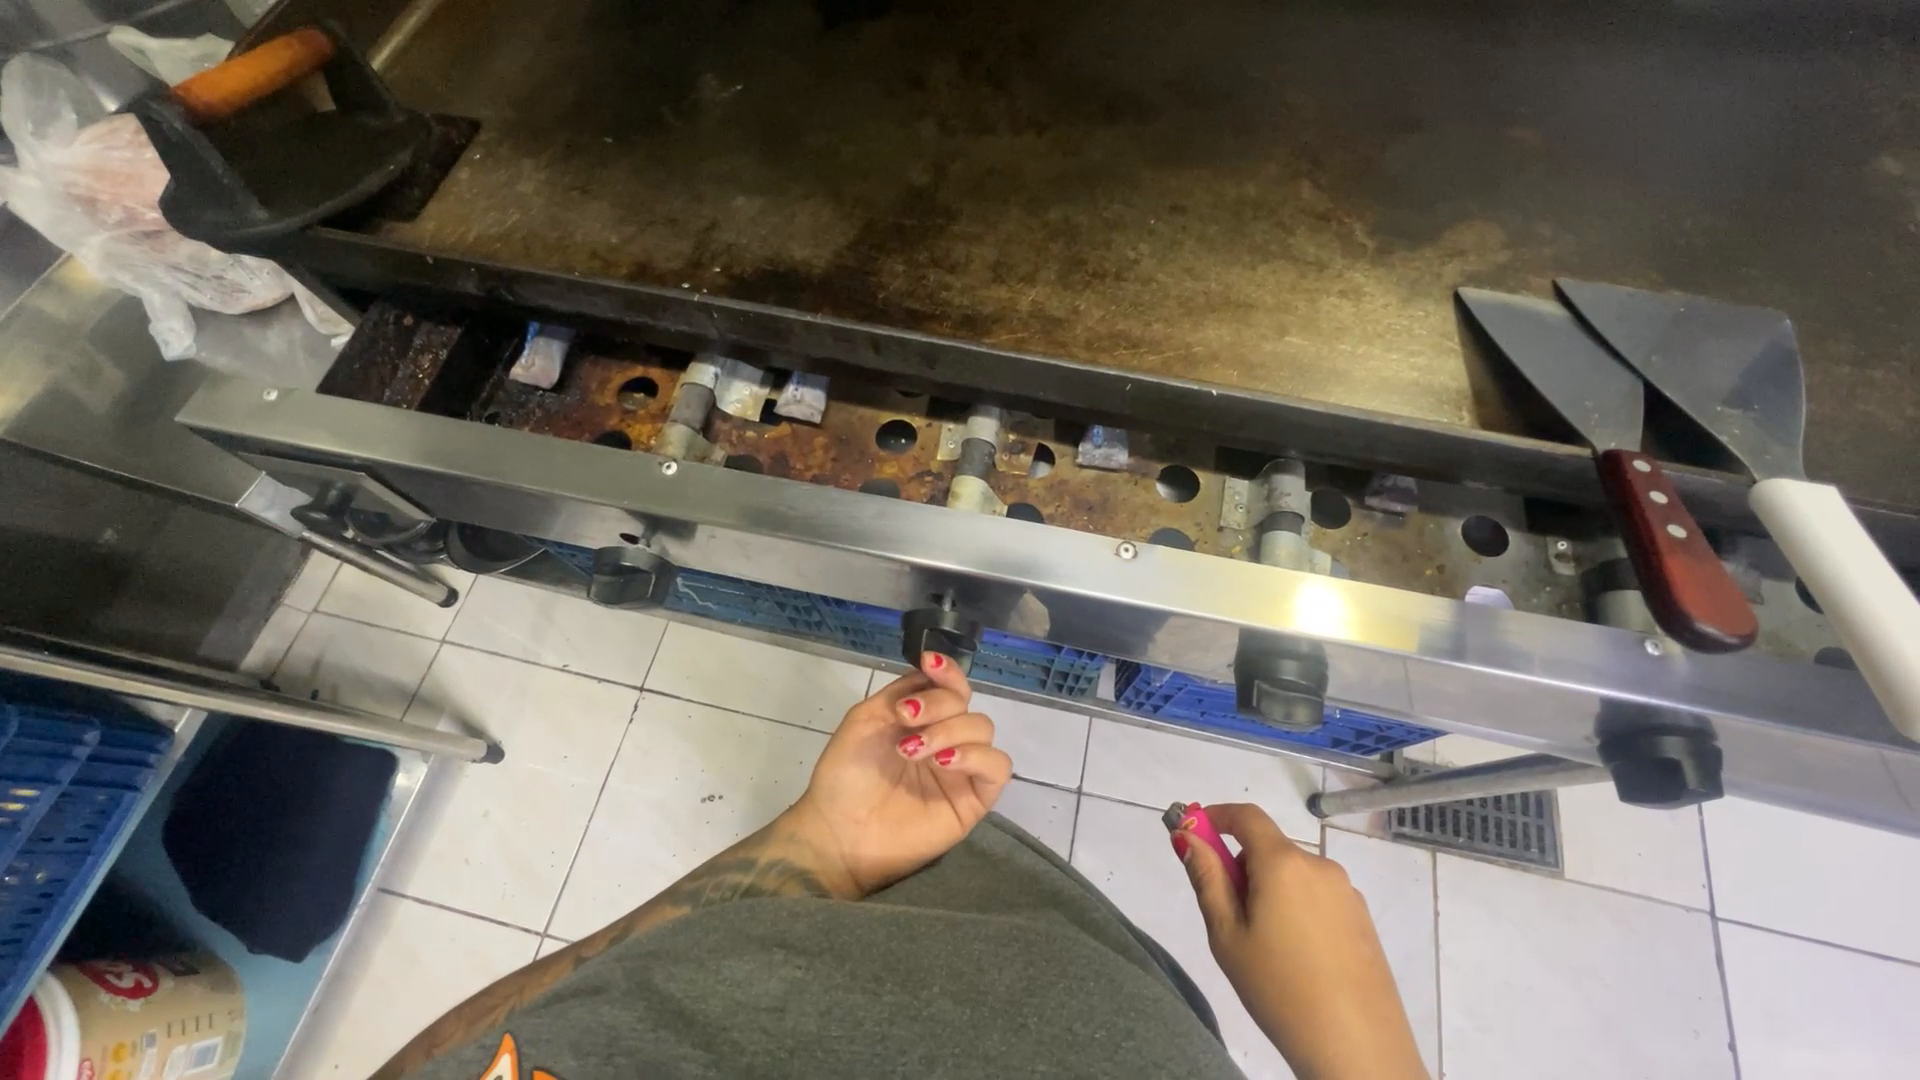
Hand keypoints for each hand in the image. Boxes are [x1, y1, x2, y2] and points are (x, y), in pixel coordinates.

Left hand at [783, 653, 1011, 895]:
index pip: (951, 686)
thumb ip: (902, 691)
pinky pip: (997, 767)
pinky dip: (976, 756)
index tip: (929, 663)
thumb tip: (931, 673)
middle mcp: (946, 738)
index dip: (947, 671)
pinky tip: (944, 762)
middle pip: (966, 703)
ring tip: (914, 749)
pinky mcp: (974, 800)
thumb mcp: (866, 718)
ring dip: (950, 729)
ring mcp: (961, 769)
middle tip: (905, 718)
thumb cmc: (845, 775)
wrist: (839, 832)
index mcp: (922, 719)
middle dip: (938, 703)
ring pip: (983, 729)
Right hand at [1175, 803, 1427, 1079]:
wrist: (1358, 1051)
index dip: (1216, 816)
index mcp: (1283, 863)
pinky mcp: (1363, 920)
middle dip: (1242, 867)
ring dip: (1271, 891)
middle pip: (1269, 848)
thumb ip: (1207, 878)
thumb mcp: (1227, 935)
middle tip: (1229, 916)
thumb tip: (1188, 836)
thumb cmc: (1279, 989)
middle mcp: (1319, 866)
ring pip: (1294, 875)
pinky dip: (1298, 909)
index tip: (1194, 832)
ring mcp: (1347, 893)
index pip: (1246, 815)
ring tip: (1266, 948)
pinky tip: (1299, 959)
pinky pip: (1318, 897)